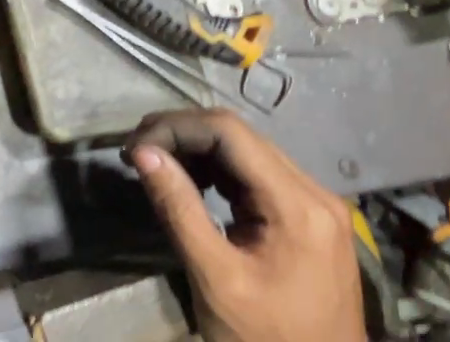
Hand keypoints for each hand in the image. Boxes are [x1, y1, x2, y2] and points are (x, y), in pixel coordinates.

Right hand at [127, 109, 363, 341]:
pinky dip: (214, 168)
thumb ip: (179, 210)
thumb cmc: (267, 337)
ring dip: (194, 148)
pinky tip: (187, 182)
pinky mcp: (307, 215)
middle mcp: (315, 193)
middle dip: (180, 134)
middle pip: (237, 134)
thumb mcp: (215, 278)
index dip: (174, 128)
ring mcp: (315, 204)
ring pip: (244, 148)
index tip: (133, 149)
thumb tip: (141, 152)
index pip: (229, 133)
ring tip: (154, 165)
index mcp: (298, 206)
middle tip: (136, 153)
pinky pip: (254, 172)